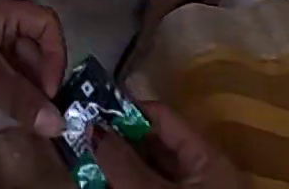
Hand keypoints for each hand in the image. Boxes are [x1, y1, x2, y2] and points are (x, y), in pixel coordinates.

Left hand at [0, 0, 67, 136]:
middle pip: (36, 45)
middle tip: (41, 112)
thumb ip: (24, 101)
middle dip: (40, 78)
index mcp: (3, 10)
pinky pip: (6, 74)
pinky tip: (11, 114)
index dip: (55, 54)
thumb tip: (59, 124)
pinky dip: (12, 93)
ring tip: (27, 118)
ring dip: (27, 90)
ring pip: (22, 64)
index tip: (49, 88)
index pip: (46, 23)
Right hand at [92, 102, 242, 188]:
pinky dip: (127, 183)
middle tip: (81, 134)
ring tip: (85, 157)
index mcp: (206, 154)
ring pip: (148, 169)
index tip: (90, 108)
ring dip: (118, 164)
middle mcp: (201, 169)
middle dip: (116, 140)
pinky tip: (102, 181)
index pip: (159, 115)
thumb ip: (123, 161)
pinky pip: (150, 187)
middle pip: (152, 143)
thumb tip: (89, 123)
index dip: (124, 109)